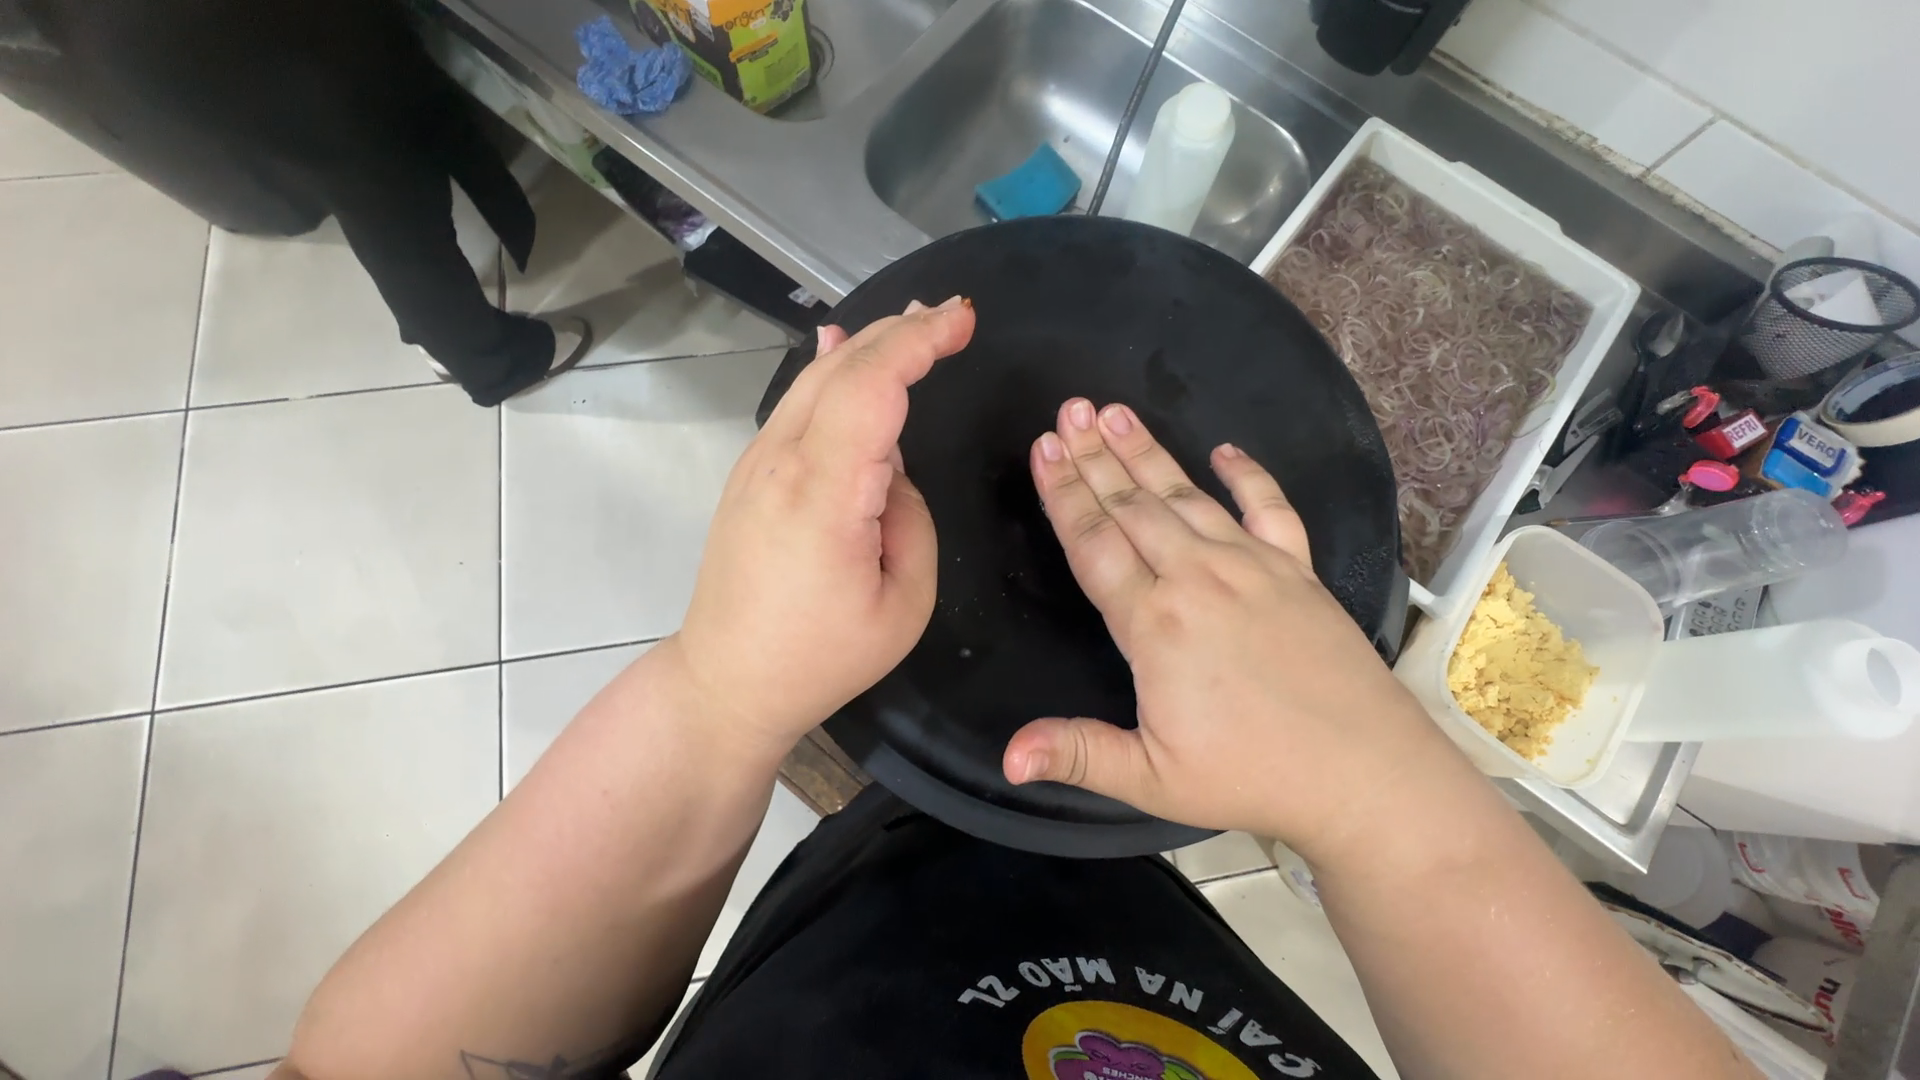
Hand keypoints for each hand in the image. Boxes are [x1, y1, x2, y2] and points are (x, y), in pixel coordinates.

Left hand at [668, 298, 975, 755]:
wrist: (727, 680)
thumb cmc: (821, 656)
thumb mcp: (902, 603)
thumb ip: (910, 518)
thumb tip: (890, 471)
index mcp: (825, 493)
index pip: (873, 388)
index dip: (919, 343)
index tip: (963, 321)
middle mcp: (782, 461)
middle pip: (842, 369)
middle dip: (900, 331)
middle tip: (950, 315)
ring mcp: (757, 464)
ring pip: (814, 379)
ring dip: (867, 345)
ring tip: (913, 326)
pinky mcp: (749, 475)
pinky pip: (796, 404)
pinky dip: (833, 370)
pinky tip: (846, 351)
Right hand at [1002, 398, 1471, 853]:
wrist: (1367, 775)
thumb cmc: (1252, 776)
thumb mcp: (1152, 779)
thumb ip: (1076, 755)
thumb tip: (1008, 758)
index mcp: (1155, 623)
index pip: (1094, 543)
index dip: (1063, 493)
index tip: (1043, 449)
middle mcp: (1199, 578)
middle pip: (1133, 506)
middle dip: (1093, 457)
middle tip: (1066, 411)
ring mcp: (1254, 567)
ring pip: (1186, 497)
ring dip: (1147, 453)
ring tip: (1115, 412)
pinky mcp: (1300, 571)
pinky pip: (1270, 508)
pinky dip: (1248, 476)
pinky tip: (1226, 450)